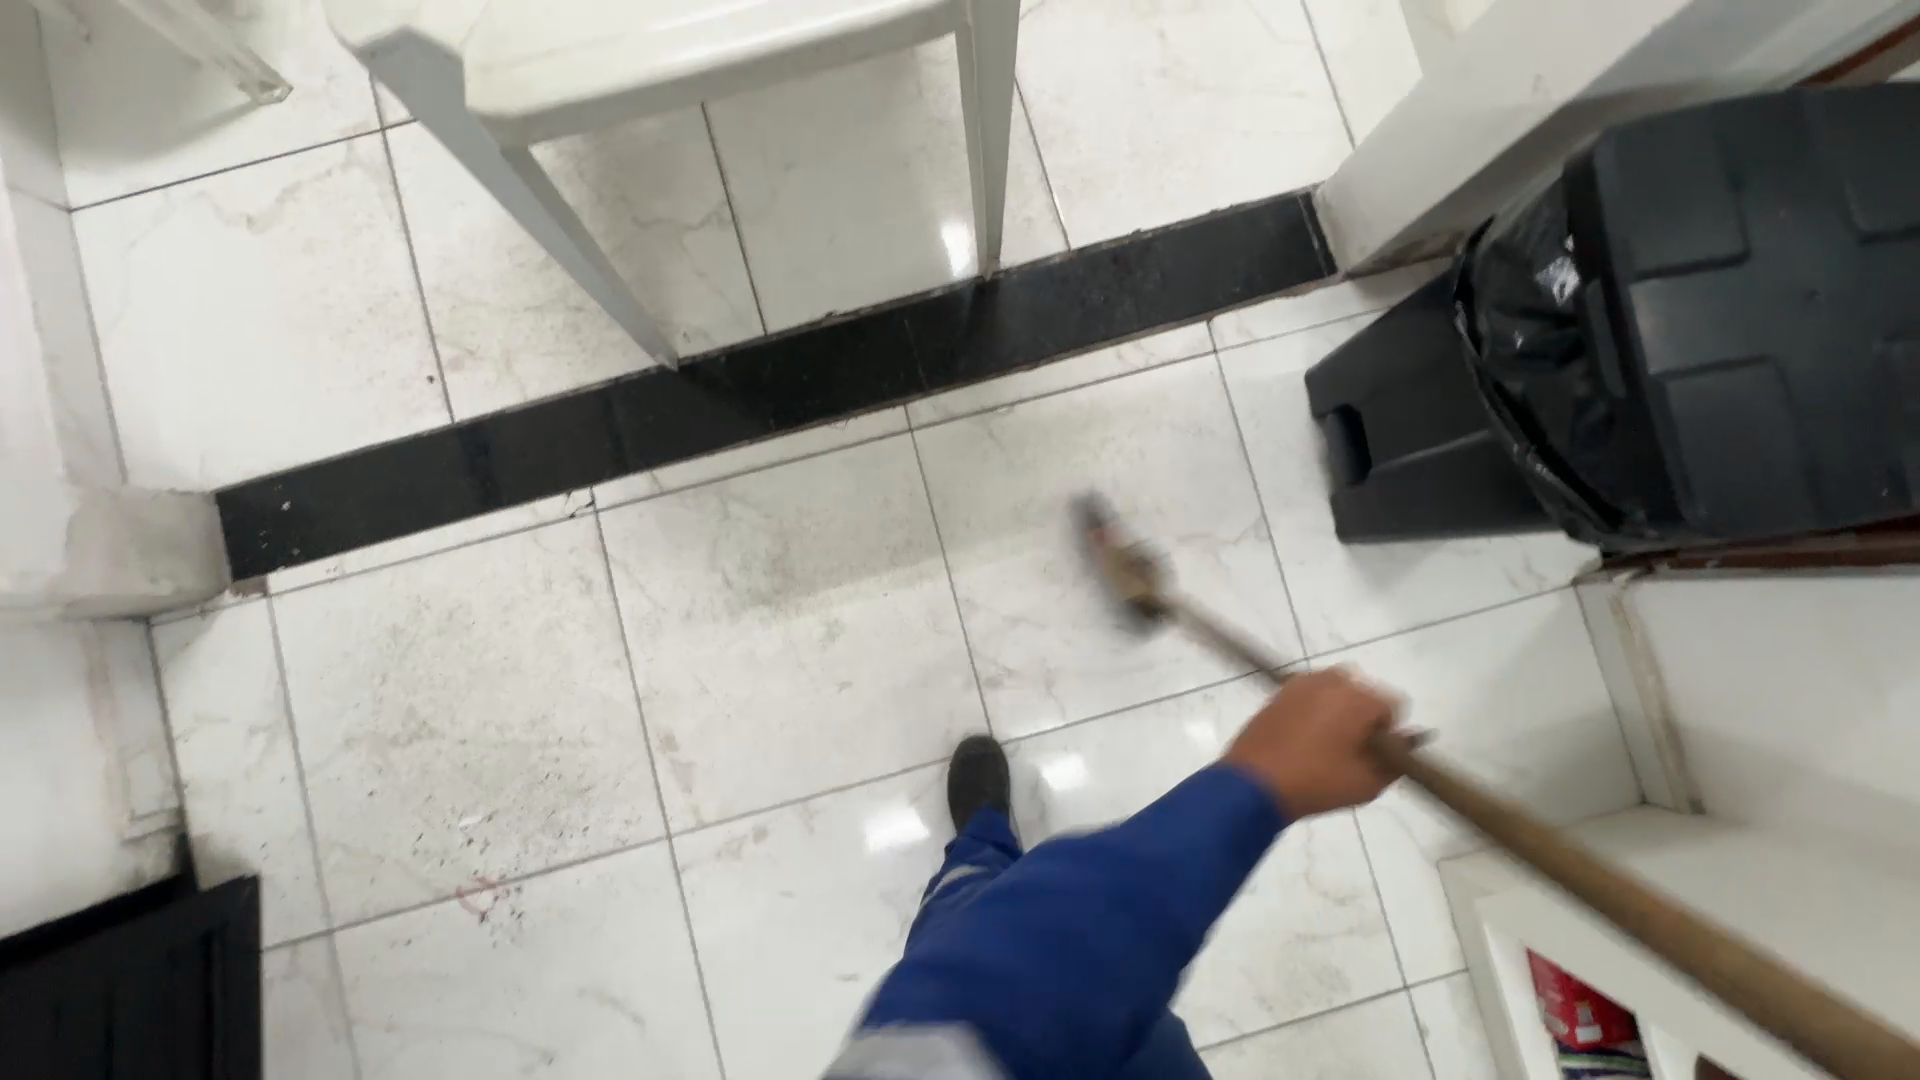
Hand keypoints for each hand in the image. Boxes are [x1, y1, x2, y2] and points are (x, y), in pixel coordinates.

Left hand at [1221, 668, 1404, 817]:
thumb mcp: (1368, 782)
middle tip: (1349, 748)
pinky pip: (1309, 694)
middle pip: (1363, 692)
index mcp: (1357, 698)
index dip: (1388, 732)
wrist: (1254, 782)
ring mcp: (1299, 683)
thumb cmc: (1317, 783)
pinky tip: (1304, 736)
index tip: (1372, 754)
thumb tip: (1412, 737)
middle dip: (1363, 715)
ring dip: (1338, 709)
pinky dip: (1314, 708)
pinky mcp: (1278, 692)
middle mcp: (1330, 681)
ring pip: (1335, 690)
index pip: (1393, 705)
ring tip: (1326, 743)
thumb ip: (1398, 758)